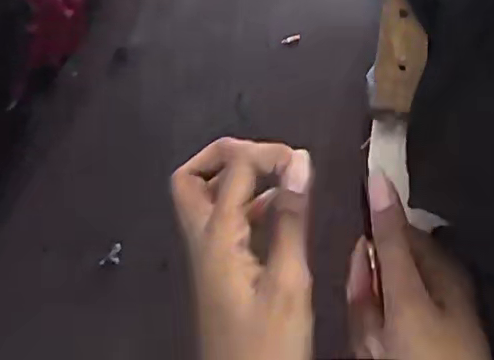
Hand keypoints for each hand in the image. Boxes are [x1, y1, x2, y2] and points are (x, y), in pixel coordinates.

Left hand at [171, 138, 313, 359]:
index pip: (234, 167)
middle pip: (192, 179)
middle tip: (265, 156)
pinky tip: (279, 212)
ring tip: (279, 178)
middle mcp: (203, 240)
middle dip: (226, 155)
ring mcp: (208, 258)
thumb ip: (291, 217)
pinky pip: (224, 221)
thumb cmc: (268, 348)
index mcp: (215, 237)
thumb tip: (298, 158)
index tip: (301, 162)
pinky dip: (247, 204)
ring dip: (238, 177)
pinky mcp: (221, 274)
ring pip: (206, 199)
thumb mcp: (288, 282)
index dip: (267, 153)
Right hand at [347, 175, 491, 359]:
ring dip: (367, 326)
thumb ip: (389, 238)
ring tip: (380, 350)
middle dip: (366, 295)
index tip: (358, 259)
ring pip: (371, 307)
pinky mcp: (400, 348)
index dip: (371, 242)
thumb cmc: (433, 355)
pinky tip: (377, 354)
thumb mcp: (407, 295)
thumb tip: (378, 175)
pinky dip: (370, 346)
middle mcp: (430, 290)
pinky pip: (372, 336)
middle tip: (375, 326)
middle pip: (379, 271)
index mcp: (441, 268)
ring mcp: (416, 324)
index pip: (396, 231)